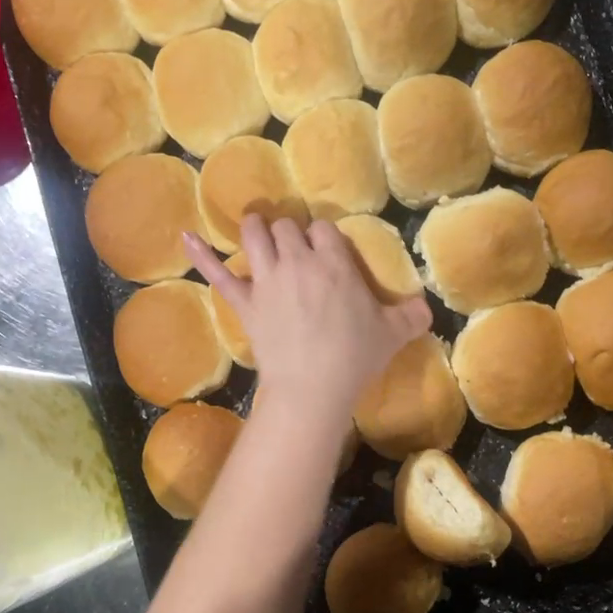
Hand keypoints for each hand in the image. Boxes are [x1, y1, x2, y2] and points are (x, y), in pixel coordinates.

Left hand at [185, 216, 430, 416]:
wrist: (312, 386)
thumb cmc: (355, 356)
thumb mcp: (393, 334)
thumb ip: (412, 316)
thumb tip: (426, 308)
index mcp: (334, 262)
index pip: (325, 230)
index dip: (325, 238)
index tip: (328, 253)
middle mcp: (298, 260)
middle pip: (288, 227)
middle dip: (291, 231)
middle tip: (296, 248)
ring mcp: (266, 279)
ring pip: (255, 236)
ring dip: (256, 227)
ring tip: (257, 226)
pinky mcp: (244, 302)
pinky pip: (218, 274)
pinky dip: (202, 255)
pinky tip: (186, 237)